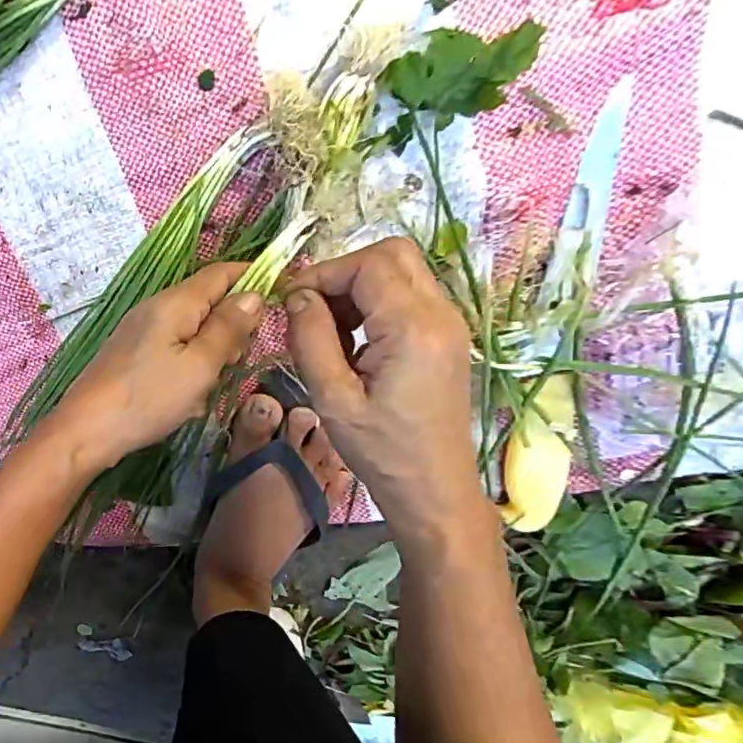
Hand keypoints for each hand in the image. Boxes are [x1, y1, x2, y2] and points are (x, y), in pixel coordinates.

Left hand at [40, 263, 264, 471]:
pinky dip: (192, 363)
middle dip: (233, 323)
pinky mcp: (135, 352)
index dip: (254, 276)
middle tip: (239, 359)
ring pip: (194, 327)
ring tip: (211, 383)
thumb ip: (229, 328)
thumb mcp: (200, 365)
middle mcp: (158, 307)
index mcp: (176, 302)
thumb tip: (254, 294)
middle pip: (209, 299)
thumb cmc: (148, 398)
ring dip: (213, 349)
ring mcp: (143, 330)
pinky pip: (176, 346)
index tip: (283, 291)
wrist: (86, 430)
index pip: (222, 272)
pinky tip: (189, 393)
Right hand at [282, 237, 484, 530]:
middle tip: (315, 308)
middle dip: (346, 271)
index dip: (324, 272)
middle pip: (393, 253)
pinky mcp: (448, 337)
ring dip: (362, 286)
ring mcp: (450, 324)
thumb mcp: (334, 400)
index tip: (292, 300)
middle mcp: (441, 314)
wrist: (434, 489)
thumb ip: (311, 339)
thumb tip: (298, 296)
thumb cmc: (382, 452)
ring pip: (403, 271)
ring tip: (332, 330)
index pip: (368, 264)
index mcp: (414, 327)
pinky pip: (411, 296)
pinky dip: (379, 303)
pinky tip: (356, 342)